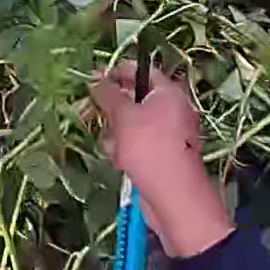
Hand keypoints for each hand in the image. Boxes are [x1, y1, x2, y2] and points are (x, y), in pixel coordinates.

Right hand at [89, 62, 232, 258]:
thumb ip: (107, 94)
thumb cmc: (149, 147)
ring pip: (132, 123)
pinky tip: (119, 159)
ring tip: (113, 144)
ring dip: (117, 132)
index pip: (142, 71)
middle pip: (135, 98)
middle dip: (114, 107)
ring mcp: (167, 134)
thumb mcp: (123, 115)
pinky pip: (137, 143)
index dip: (118, 71)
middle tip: (97, 111)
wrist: (173, 199)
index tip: (96, 77)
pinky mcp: (160, 155)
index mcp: (169, 93)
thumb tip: (96, 79)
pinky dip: (125, 148)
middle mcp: (171, 110)